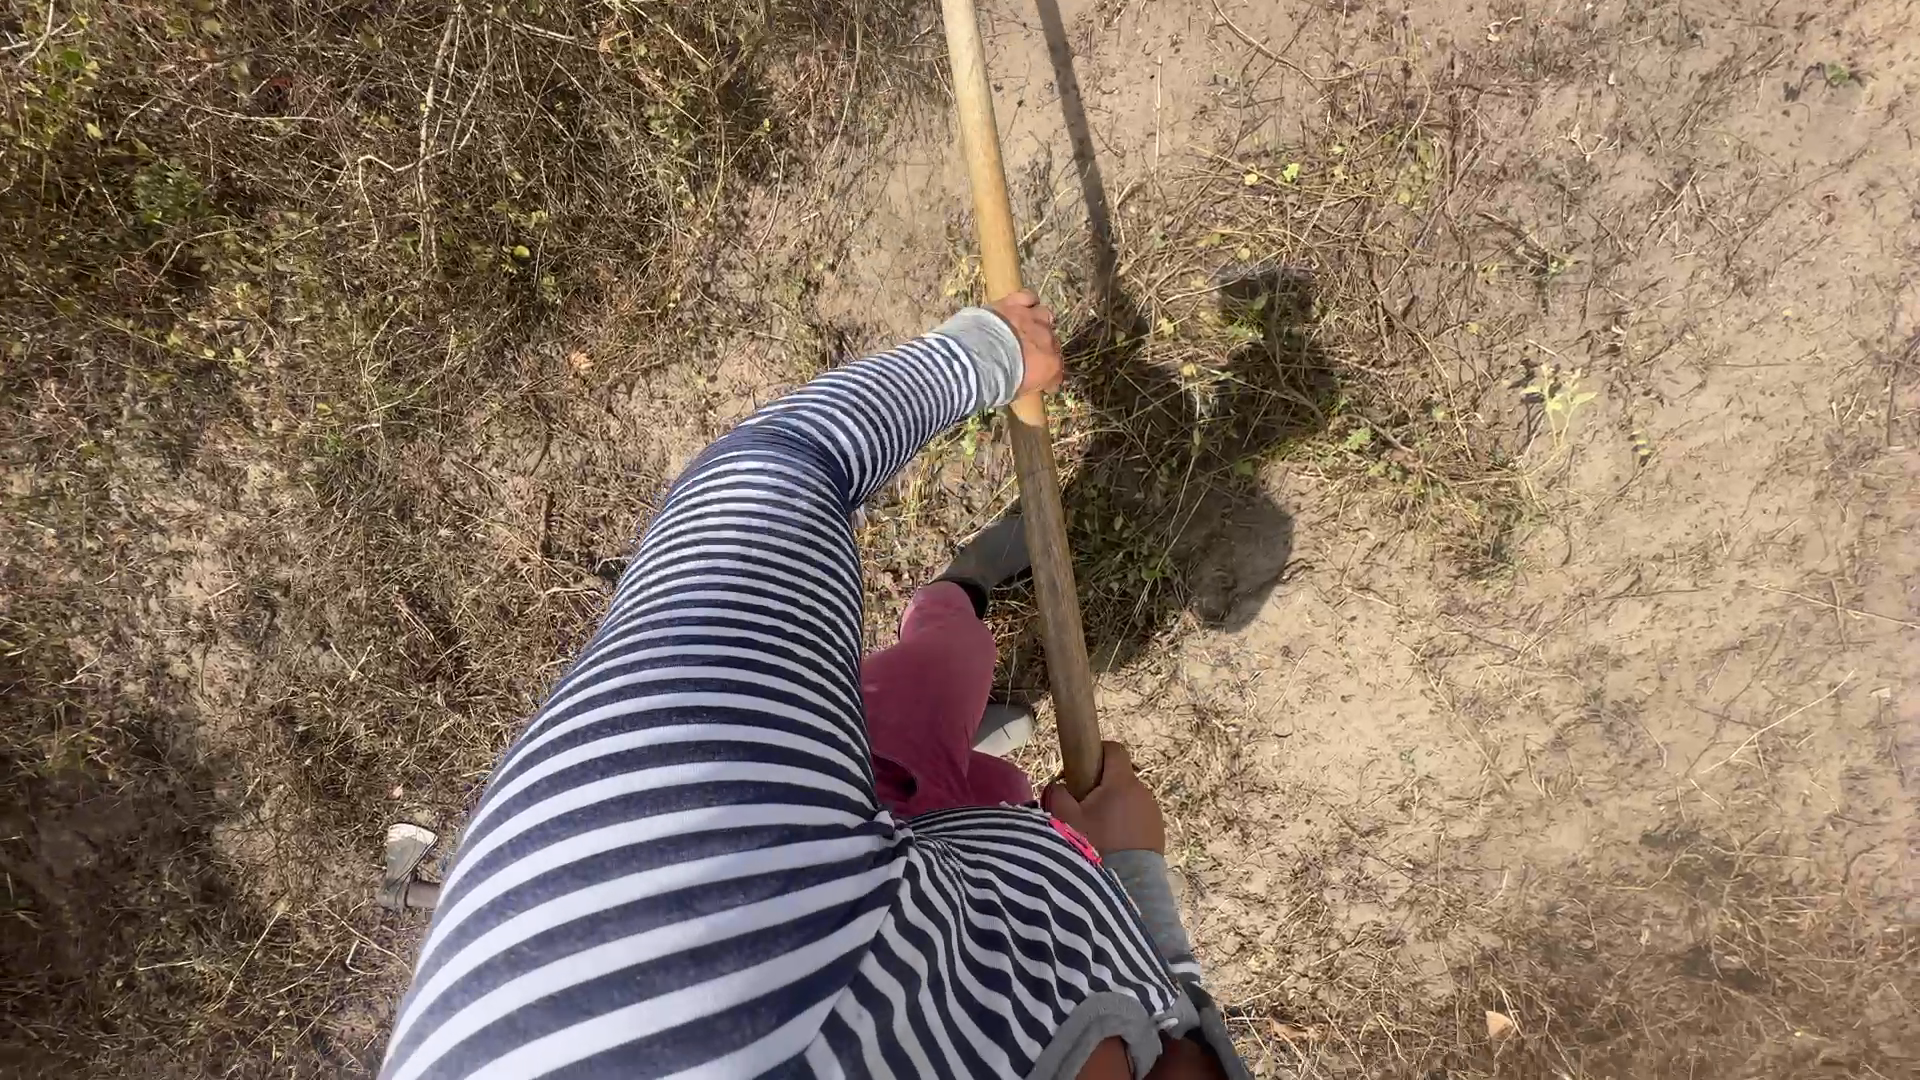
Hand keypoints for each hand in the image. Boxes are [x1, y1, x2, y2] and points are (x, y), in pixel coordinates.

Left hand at [990, 289, 1062, 396]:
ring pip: (1044, 315)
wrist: (979, 358)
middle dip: (1043, 349)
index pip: (1057, 370)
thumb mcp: (1016, 392)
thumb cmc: (998, 382)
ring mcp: (1031, 319)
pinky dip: (1028, 301)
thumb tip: (1025, 383)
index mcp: (1050, 365)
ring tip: (1028, 327)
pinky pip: (1028, 296)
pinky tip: (1023, 306)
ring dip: (1039, 322)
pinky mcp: (1014, 304)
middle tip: (1028, 355)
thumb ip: (1027, 384)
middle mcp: (1047, 339)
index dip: (1049, 376)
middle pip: (1052, 342)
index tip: (1042, 381)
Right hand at [1041, 742, 1165, 853]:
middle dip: (1101, 787)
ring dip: (1114, 807)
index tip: (1082, 770)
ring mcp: (1154, 814)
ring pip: (1129, 799)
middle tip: (1083, 809)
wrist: (1128, 887)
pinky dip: (1125, 824)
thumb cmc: (1095, 845)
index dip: (1096, 753)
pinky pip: (1138, 818)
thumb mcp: (1064, 818)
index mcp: (1122, 783)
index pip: (1113, 750)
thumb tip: (1060, 786)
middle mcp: (1143, 793)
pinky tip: (1113, 844)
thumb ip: (1057, 793)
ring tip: (1098, 831)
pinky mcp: (1159, 834)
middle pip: (1119, 777)